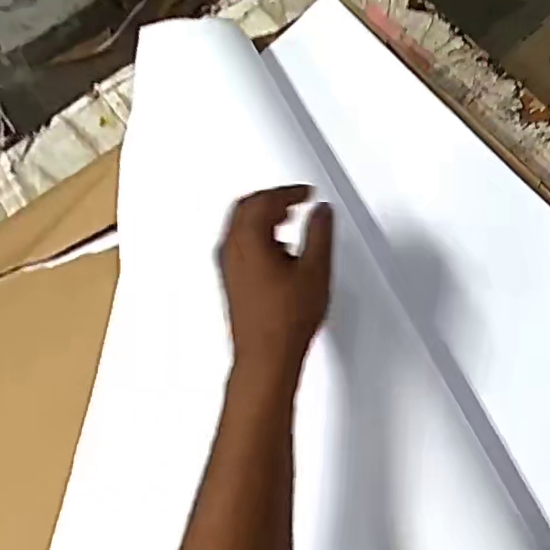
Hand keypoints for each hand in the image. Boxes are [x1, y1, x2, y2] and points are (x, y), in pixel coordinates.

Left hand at [219, 185, 333, 372]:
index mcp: (248, 241)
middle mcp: (231, 251)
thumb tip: (322, 213)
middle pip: (246, 208)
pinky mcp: (231, 282)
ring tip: (289, 220)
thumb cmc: (284, 322)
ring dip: (264, 218)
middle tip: (295, 198)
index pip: (265, 200)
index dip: (289, 192)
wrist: (266, 357)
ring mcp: (227, 268)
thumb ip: (320, 234)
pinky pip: (240, 246)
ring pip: (240, 226)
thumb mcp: (316, 270)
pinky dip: (259, 237)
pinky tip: (280, 250)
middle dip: (272, 199)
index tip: (305, 192)